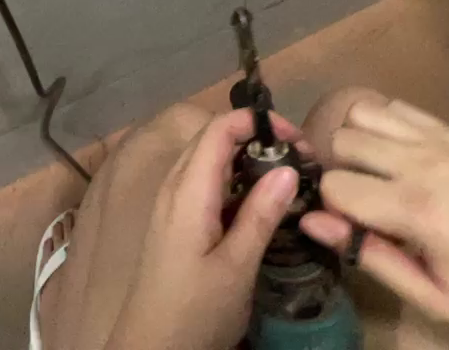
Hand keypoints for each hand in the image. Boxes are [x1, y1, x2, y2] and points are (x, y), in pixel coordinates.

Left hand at [105, 108, 301, 349]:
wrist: (148, 346)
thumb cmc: (194, 309)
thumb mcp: (237, 267)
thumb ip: (260, 215)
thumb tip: (288, 168)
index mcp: (188, 188)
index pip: (218, 128)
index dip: (257, 122)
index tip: (297, 138)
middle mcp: (174, 183)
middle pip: (212, 137)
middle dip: (255, 136)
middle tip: (299, 159)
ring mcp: (170, 200)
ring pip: (207, 157)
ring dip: (244, 157)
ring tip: (285, 176)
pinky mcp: (173, 217)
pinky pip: (202, 180)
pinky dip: (231, 178)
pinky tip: (256, 201)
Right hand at [299, 96, 448, 349]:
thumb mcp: (433, 298)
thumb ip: (368, 255)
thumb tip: (310, 221)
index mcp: (419, 210)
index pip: (336, 185)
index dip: (330, 207)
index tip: (345, 225)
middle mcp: (425, 162)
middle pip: (342, 141)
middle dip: (339, 171)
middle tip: (359, 201)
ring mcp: (443, 140)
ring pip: (362, 114)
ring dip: (357, 142)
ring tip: (374, 174)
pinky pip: (396, 107)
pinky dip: (382, 125)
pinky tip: (397, 155)